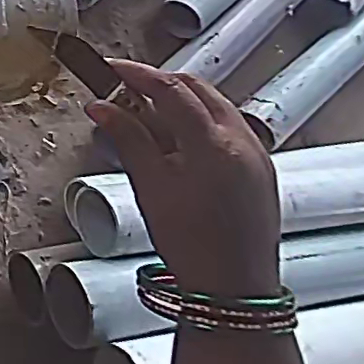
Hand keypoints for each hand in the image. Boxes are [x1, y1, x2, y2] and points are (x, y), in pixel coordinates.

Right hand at [87, 61, 281, 295]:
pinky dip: (200, 118)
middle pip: (197, 88)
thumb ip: (127, 137)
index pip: (171, 89)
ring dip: (181, 98)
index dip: (138, 74)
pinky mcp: (260, 168)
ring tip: (148, 112)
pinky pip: (228, 125)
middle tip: (127, 88)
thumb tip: (103, 107)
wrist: (233, 293)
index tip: (114, 70)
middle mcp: (242, 141)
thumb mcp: (149, 185)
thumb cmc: (193, 246)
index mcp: (214, 143)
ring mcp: (256, 154)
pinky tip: (177, 136)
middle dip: (160, 82)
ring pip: (215, 104)